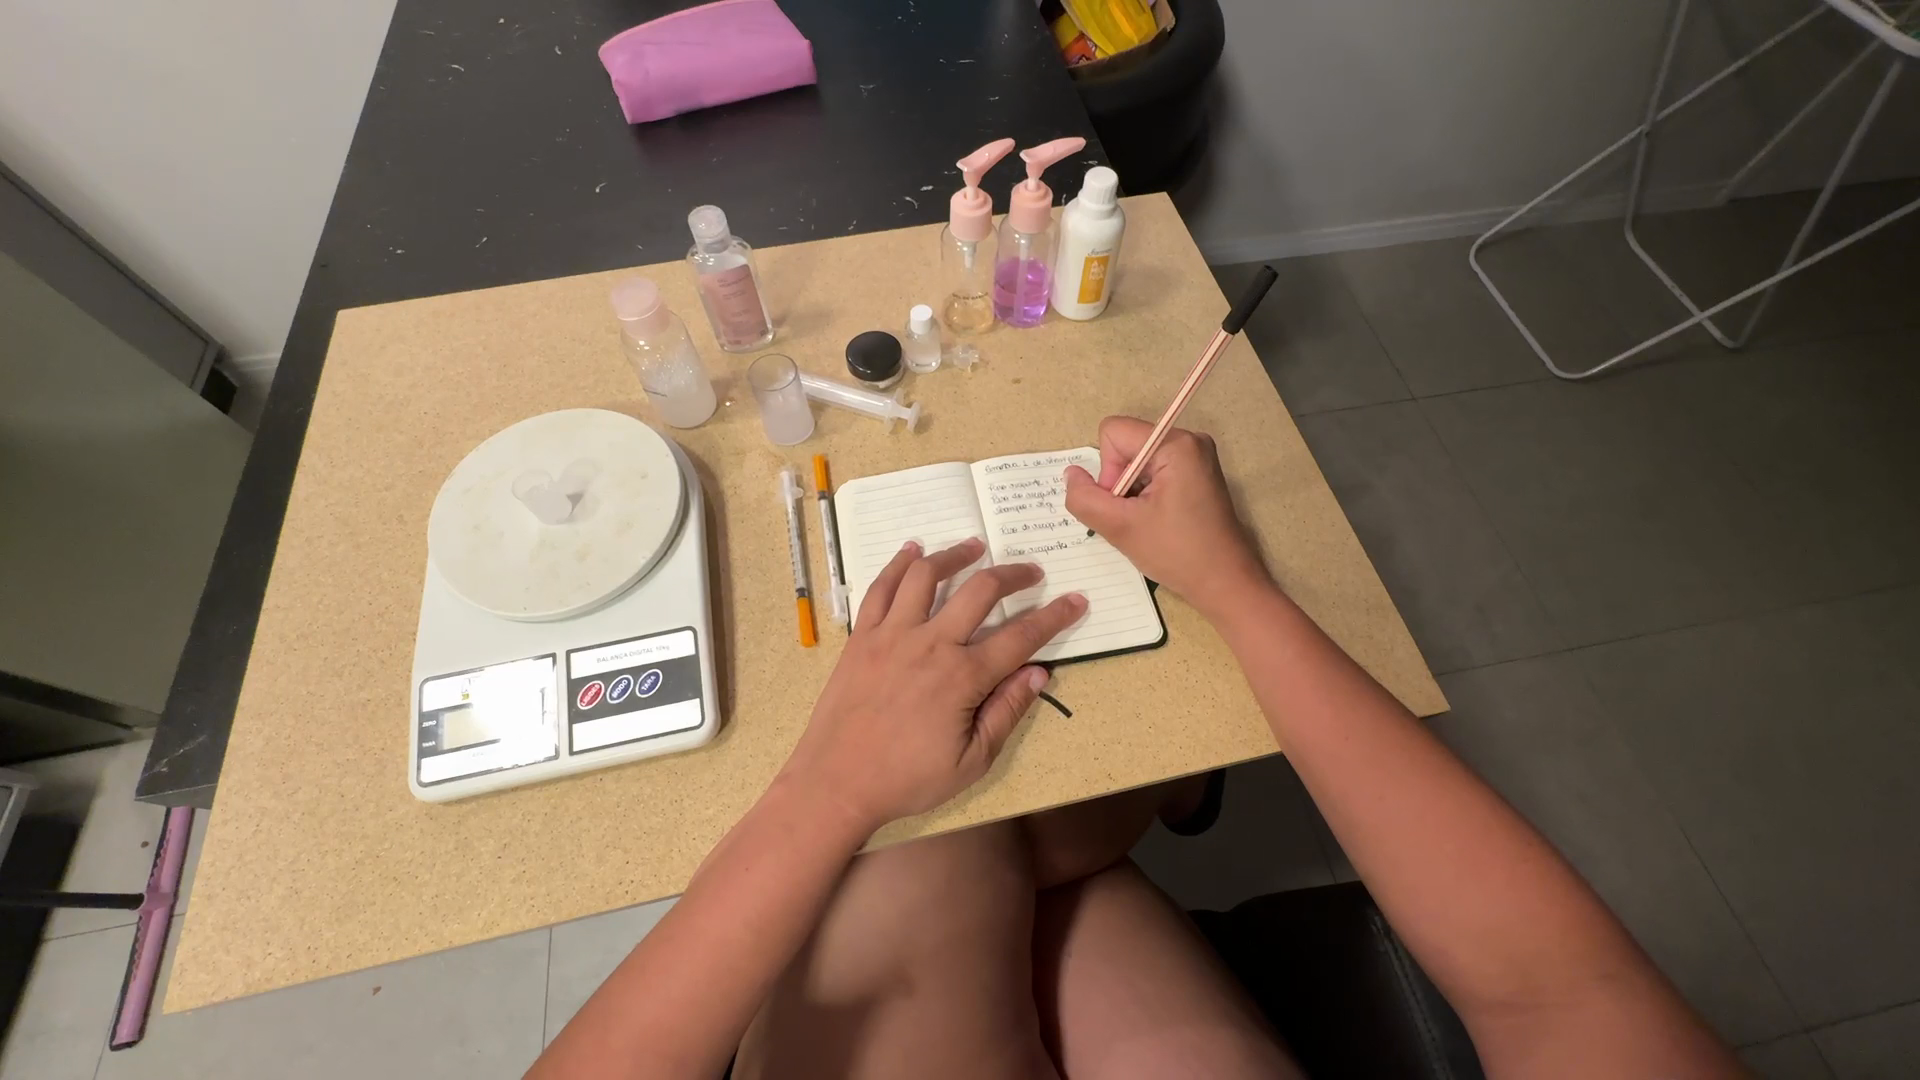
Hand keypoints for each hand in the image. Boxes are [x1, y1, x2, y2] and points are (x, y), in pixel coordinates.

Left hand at [781, 537, 1086, 832]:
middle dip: (1013, 574)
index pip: (1022, 637)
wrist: (836, 783)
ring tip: (975, 546)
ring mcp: (891, 634)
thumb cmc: (907, 780)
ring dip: (956, 555)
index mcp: (962, 677)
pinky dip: (899, 564)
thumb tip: (1039, 673)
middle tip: (1030, 570)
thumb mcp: (971, 761)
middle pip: (980, 591)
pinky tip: (913, 550)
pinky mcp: (862, 635)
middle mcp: (930, 643)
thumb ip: (1006, 712)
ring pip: (927, 575)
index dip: (1055, 616)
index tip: (1076, 599)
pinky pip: (881, 587)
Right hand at [1063, 416, 1269, 618]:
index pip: (1113, 433)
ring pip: (1136, 461)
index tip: (1124, 503)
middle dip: (1119, 483)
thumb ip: (1085, 498)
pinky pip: (1154, 471)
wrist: (1225, 582)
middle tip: (1135, 517)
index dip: (1107, 470)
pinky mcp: (1197, 473)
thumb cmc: (1177, 554)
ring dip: (1131, 492)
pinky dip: (1145, 495)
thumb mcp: (1120, 527)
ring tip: (1147, 522)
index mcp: (1175, 444)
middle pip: (1126, 446)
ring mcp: (1195, 456)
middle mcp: (1189, 440)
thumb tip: (1070, 474)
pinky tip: (1157, 520)